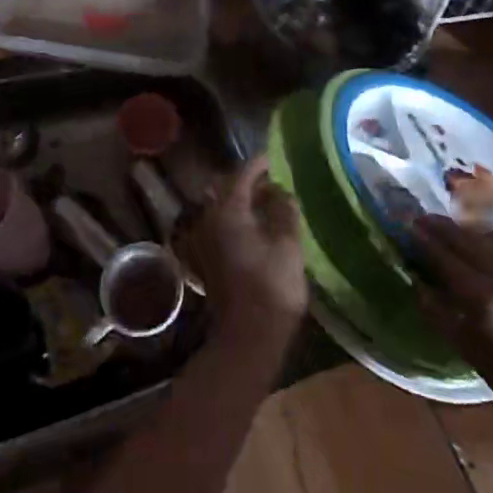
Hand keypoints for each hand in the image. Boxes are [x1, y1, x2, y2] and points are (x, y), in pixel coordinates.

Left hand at [187, 156, 306, 341]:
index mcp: (228, 211)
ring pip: (222, 208)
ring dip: (242, 201)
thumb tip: (280, 191)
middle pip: (227, 189)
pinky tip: (256, 227)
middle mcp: (209, 219)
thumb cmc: (272, 286)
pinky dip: (237, 219)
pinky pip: (221, 226)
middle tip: (273, 181)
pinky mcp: (207, 257)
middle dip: (248, 182)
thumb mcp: (288, 244)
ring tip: (268, 203)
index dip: (259, 164)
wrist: (249, 333)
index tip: (275, 159)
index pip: (242, 175)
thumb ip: (284, 211)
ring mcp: (204, 239)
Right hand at [409, 216, 492, 461]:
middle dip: (440, 226)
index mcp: (490, 304)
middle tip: (419, 218)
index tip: (402, 224)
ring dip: (468, 229)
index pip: (445, 258)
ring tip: (450, 226)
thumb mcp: (475, 358)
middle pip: (468, 239)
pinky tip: (490, 252)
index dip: (420, 239)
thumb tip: (415, 281)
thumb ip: (441, 315)